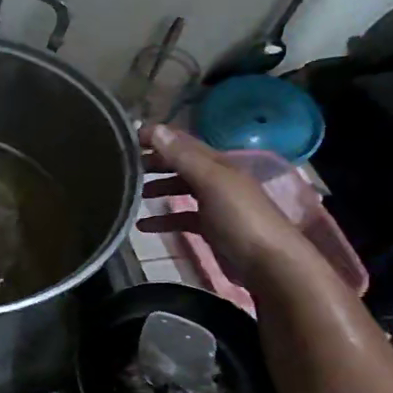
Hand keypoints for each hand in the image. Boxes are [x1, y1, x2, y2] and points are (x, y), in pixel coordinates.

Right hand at [135, 123, 313, 285]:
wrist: (269, 264)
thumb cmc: (241, 218)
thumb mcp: (212, 182)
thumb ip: (183, 157)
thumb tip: (154, 128)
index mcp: (218, 164)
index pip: (183, 143)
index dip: (157, 137)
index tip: (126, 138)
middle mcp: (216, 180)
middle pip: (180, 165)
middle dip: (154, 163)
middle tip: (122, 166)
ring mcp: (213, 205)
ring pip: (179, 190)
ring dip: (156, 189)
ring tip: (130, 193)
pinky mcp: (210, 228)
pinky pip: (181, 218)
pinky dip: (162, 219)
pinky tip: (143, 225)